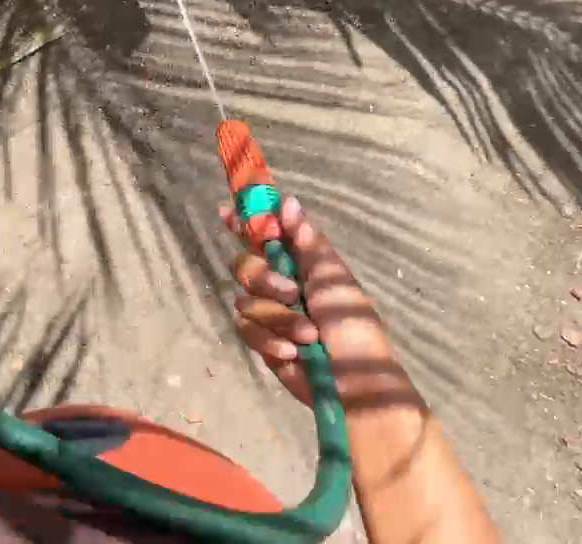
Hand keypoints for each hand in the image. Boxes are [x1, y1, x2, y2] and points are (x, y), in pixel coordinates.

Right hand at [223, 195, 400, 405]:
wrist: (355, 381)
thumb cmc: (353, 325)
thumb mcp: (334, 278)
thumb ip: (307, 241)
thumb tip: (288, 201)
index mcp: (297, 265)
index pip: (261, 236)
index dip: (242, 223)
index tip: (227, 213)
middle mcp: (278, 285)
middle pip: (243, 265)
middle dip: (264, 278)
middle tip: (291, 293)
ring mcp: (267, 314)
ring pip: (245, 300)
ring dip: (278, 317)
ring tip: (308, 335)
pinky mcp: (261, 342)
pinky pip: (247, 330)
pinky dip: (270, 340)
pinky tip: (292, 352)